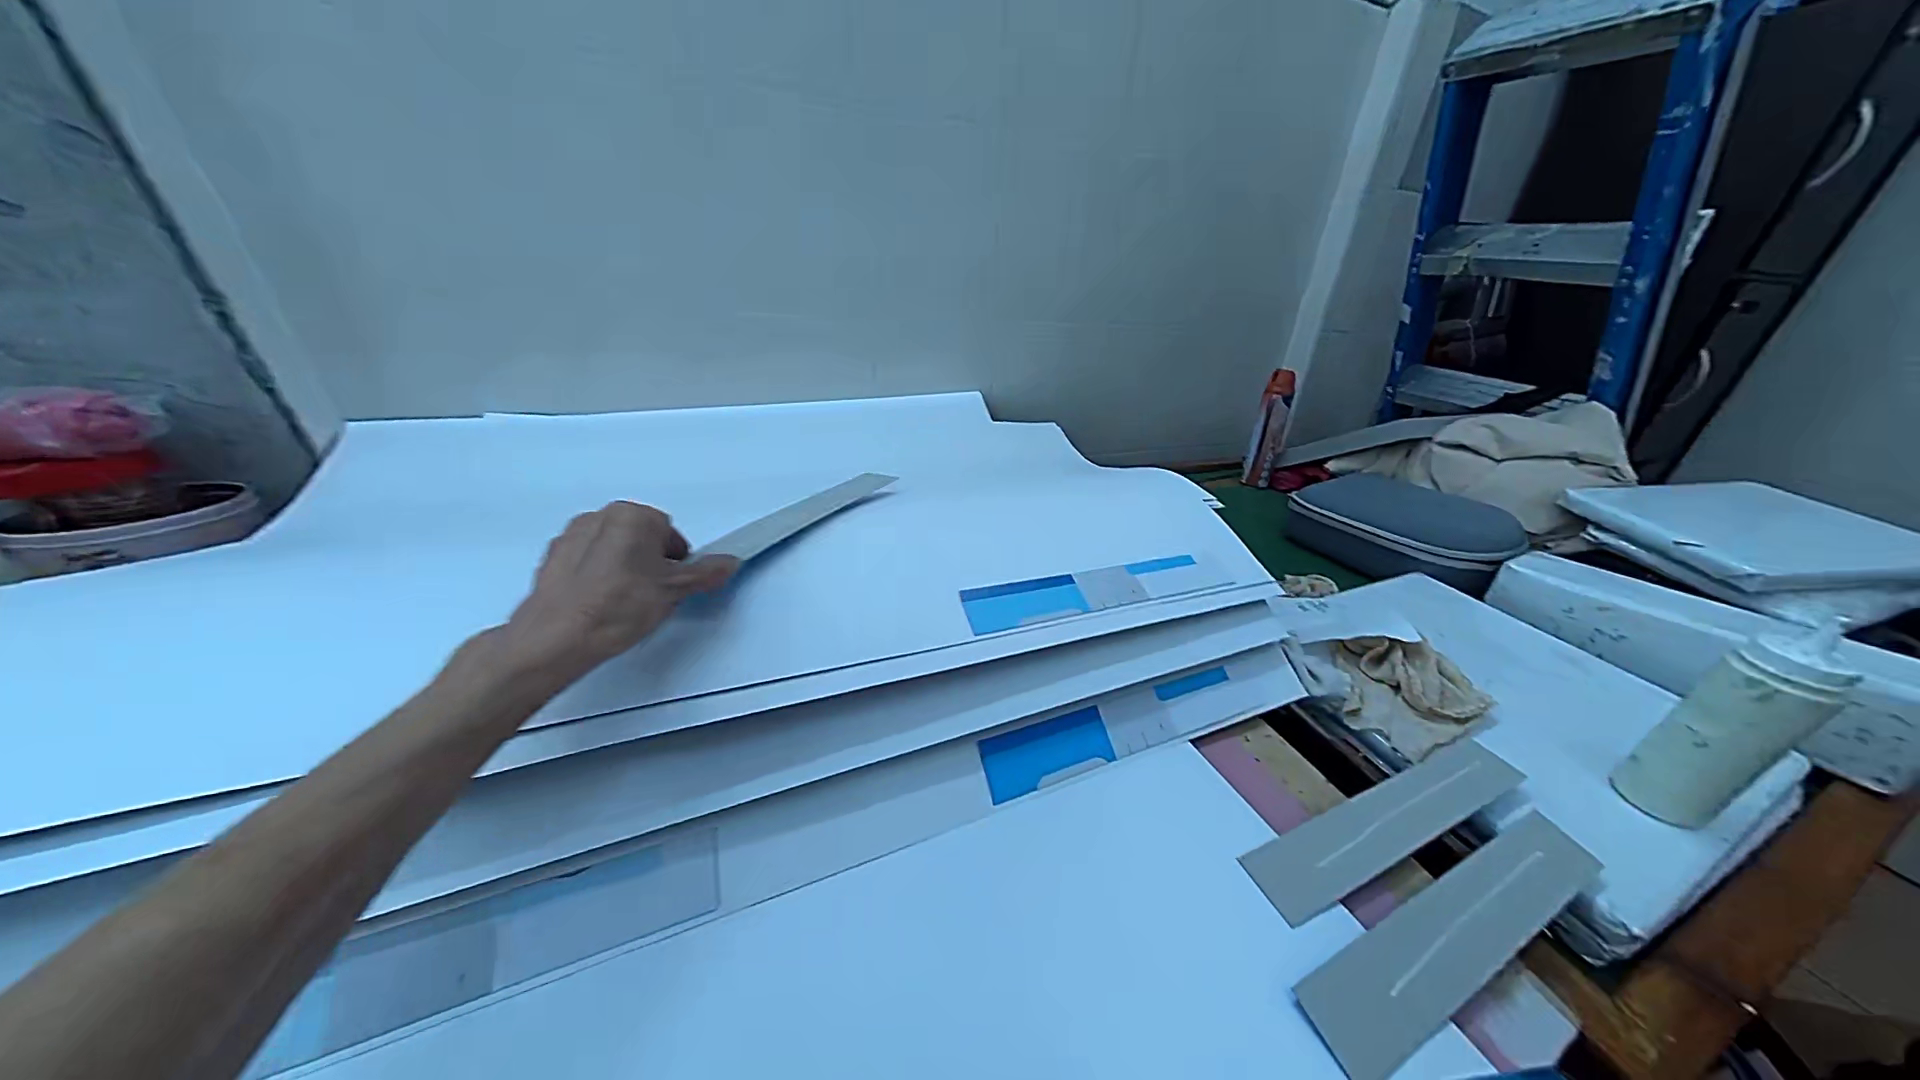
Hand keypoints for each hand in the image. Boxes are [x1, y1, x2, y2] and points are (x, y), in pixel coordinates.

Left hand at [496, 501, 737, 682]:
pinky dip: (597, 578)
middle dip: (651, 563)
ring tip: (625, 604)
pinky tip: (601, 605)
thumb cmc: (615, 608)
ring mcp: (571, 537)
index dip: (678, 562)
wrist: (556, 639)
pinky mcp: (552, 559)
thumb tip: (727, 563)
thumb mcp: (676, 591)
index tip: (675, 584)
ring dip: (624, 570)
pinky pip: (588, 563)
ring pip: (614, 550)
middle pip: (642, 538)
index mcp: (633, 515)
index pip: (671, 533)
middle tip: (653, 595)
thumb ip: (707, 573)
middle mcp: (600, 517)